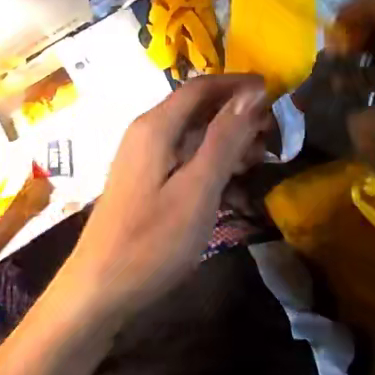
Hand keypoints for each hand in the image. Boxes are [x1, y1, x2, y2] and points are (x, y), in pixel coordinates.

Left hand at [57, 74, 268, 326]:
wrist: (98, 290)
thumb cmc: (152, 241)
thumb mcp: (198, 189)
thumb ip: (224, 139)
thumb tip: (252, 92)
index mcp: (156, 126)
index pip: (202, 87)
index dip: (239, 84)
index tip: (276, 92)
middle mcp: (146, 133)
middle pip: (197, 108)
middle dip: (237, 113)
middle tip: (275, 132)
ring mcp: (142, 159)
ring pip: (192, 135)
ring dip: (227, 140)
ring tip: (262, 156)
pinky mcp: (144, 182)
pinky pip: (183, 158)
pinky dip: (211, 162)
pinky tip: (233, 183)